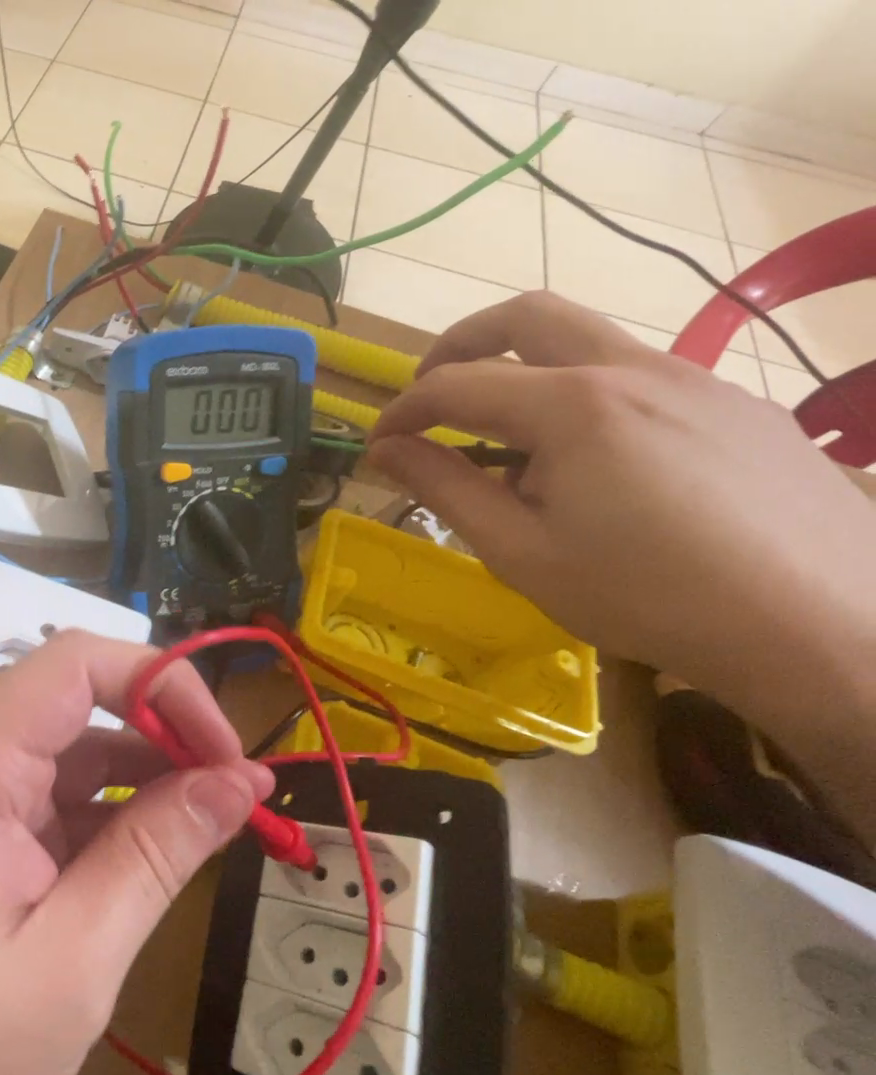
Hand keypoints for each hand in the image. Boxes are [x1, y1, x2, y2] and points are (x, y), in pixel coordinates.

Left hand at [0, 631, 271, 1074]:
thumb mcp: (71, 959)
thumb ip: (154, 856)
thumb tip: (239, 782)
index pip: (74, 662)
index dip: (162, 683)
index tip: (226, 750)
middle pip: (74, 699)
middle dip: (162, 734)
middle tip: (237, 793)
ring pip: (66, 746)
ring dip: (141, 776)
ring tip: (214, 821)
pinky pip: (45, 791)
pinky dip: (102, 812)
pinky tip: (153, 848)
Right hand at [367, 292, 875, 814]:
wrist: (829, 627)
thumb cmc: (648, 595)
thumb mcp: (521, 551)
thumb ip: (445, 488)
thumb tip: (387, 451)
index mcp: (572, 405)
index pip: (457, 383)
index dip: (403, 411)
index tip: (377, 445)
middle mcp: (634, 370)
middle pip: (528, 316)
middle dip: (460, 345)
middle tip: (429, 393)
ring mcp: (697, 381)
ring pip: (589, 342)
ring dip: (526, 370)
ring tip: (509, 442)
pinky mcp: (739, 407)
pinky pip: (640, 377)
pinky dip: (585, 396)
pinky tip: (594, 464)